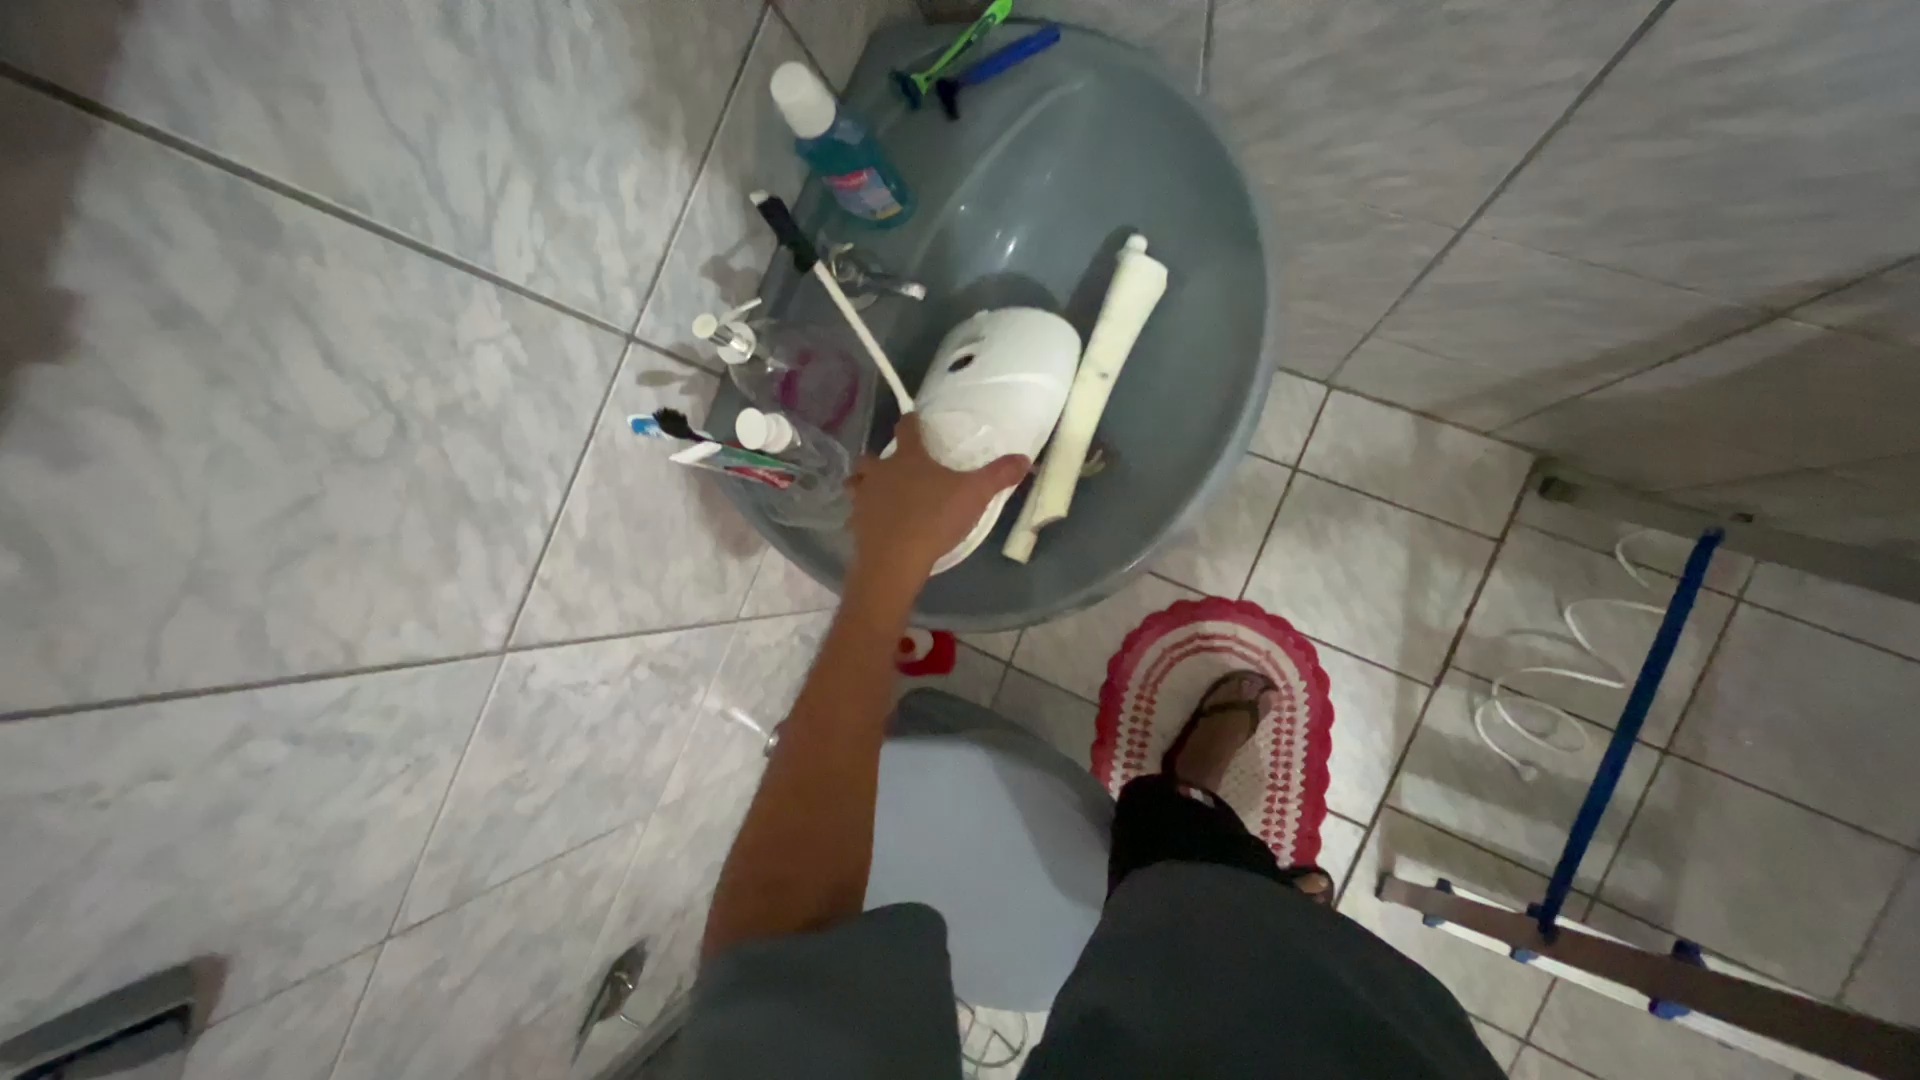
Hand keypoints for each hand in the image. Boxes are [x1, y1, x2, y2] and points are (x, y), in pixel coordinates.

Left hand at [846, 416, 1028, 584]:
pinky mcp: (855, 526)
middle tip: (893, 467)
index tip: (913, 419)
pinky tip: (873, 527)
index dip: (911, 422)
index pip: (907, 429)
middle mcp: (880, 473)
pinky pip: (855, 517)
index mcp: (908, 458)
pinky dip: (862, 519)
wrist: (895, 559)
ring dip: (864, 486)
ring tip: (877, 494)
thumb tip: (1025, 458)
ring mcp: (864, 499)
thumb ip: (999, 475)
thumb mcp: (975, 495)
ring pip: (856, 484)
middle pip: (870, 457)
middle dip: (878, 459)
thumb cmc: (934, 518)